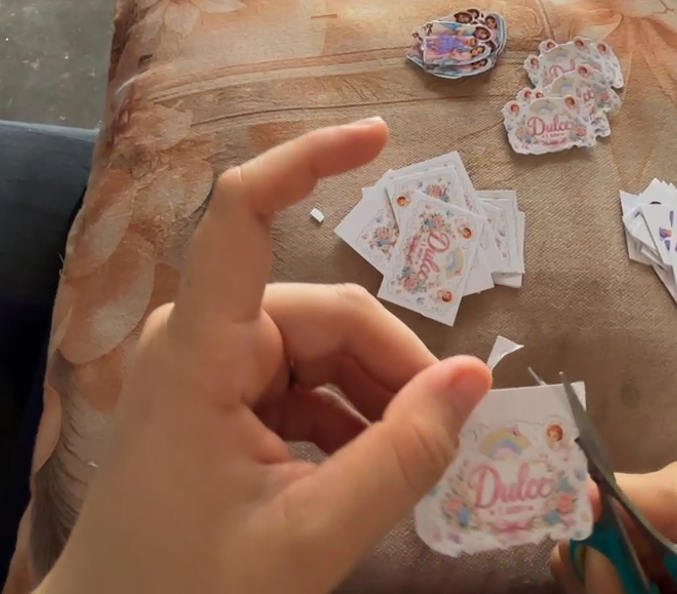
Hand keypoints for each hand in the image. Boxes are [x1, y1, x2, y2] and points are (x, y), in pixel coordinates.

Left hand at [43, 118, 493, 593]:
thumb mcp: (306, 541)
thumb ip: (398, 460)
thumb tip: (476, 379)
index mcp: (200, 348)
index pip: (243, 213)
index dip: (309, 158)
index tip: (380, 137)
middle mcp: (203, 334)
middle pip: (325, 315)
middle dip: (391, 368)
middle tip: (441, 436)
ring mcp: (210, 360)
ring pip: (323, 348)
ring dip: (375, 396)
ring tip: (409, 462)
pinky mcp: (220, 390)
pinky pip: (303, 379)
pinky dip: (346, 413)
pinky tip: (373, 463)